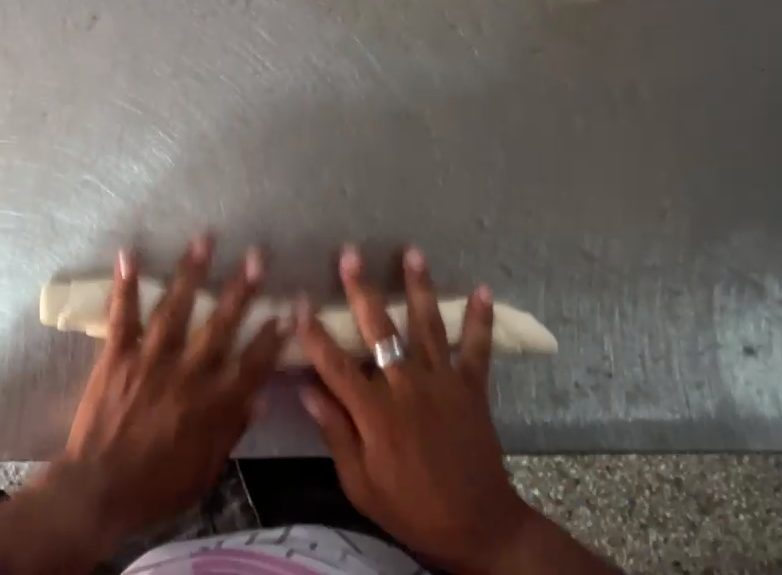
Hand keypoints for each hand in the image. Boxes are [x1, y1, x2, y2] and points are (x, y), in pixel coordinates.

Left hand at [56, 234, 290, 546]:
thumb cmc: (157, 487)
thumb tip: (260, 397)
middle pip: (220, 325)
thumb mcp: (206, 470)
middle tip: (256, 256)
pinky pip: (123, 315)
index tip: (289, 309)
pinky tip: (129, 253)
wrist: (99, 490)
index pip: (253, 364)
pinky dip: (126, 284)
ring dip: (190, 272)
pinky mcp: (117, 356)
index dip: (273, 336)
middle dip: (240, 289)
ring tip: (203, 240)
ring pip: (176, 309)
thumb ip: (232, 430)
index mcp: (213, 404)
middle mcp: (187, 374)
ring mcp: (150, 360)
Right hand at [296, 247, 614, 573]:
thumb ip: (335, 432)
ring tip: (412, 252)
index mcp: (375, 413)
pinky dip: (481, 320)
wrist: (479, 528)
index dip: (314, 332)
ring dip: (419, 287)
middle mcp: (408, 388)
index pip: (335, 364)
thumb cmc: (411, 509)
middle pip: (380, 331)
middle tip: (350, 254)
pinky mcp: (472, 389)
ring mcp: (444, 384)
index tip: (298, 302)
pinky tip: (483, 290)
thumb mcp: (361, 483)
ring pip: (427, 326)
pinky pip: (477, 348)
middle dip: (362, 290)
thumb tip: (306, 389)